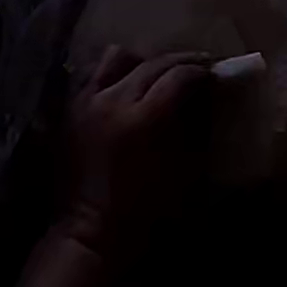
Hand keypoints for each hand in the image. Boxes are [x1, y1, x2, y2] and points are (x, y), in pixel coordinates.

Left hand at [59, 46, 209, 260]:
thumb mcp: (180, 173)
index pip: (176, 78)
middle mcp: (112, 100)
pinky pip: (96, 72)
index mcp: (142, 120)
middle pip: (151, 64)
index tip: (214, 71)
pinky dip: (115, 71)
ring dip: (143, 60)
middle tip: (199, 64)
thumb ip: (191, 130)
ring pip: (118, 57)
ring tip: (158, 71)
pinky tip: (128, 83)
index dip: (199, 71)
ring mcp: (88, 98)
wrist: (89, 229)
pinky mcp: (72, 104)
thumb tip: (203, 99)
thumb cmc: (142, 212)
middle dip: (179, 61)